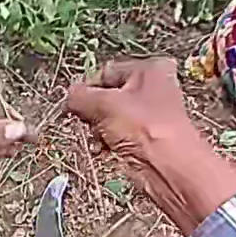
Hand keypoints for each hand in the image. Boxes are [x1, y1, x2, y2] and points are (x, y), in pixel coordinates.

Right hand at [66, 57, 206, 186]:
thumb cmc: (142, 127)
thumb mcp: (105, 104)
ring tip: (99, 140)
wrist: (166, 166)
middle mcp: (149, 88)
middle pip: (104, 96)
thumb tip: (68, 96)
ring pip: (105, 118)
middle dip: (91, 113)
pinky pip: (112, 134)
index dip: (86, 89)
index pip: (105, 73)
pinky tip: (103, 150)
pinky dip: (104, 142)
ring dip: (95, 131)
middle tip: (89, 123)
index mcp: (148, 70)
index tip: (72, 106)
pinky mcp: (140, 137)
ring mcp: (145, 114)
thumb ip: (79, 96)